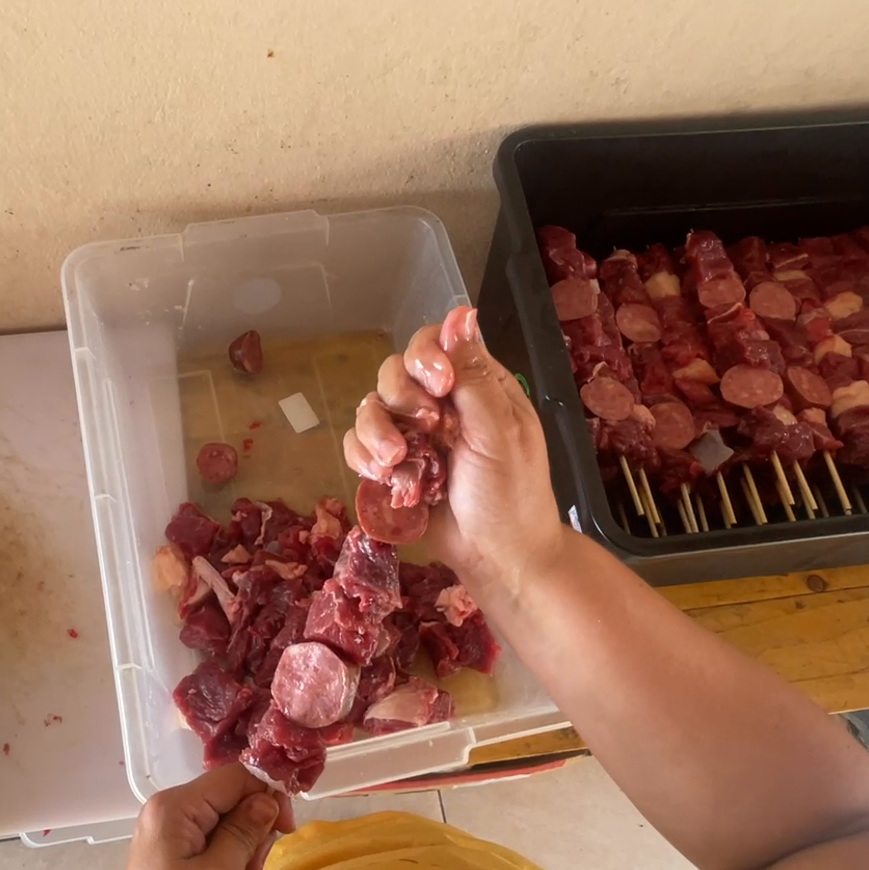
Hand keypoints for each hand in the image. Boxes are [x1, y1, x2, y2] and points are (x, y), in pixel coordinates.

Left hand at [83, 764, 295, 869]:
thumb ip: (244, 832)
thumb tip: (267, 799)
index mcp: (175, 807)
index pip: (235, 775)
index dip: (267, 792)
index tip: (287, 828)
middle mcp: (168, 806)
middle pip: (229, 791)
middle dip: (256, 819)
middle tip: (260, 862)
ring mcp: (166, 825)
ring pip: (223, 811)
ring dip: (245, 835)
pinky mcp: (169, 844)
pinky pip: (210, 829)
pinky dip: (230, 845)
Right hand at [343, 305, 567, 596]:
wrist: (496, 557)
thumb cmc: (510, 493)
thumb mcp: (499, 431)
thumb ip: (473, 376)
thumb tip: (460, 312)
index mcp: (474, 387)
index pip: (434, 344)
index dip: (425, 356)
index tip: (438, 384)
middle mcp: (439, 405)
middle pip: (393, 372)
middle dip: (400, 398)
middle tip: (424, 427)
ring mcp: (411, 437)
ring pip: (370, 408)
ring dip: (375, 432)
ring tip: (395, 464)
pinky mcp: (390, 468)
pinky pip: (358, 447)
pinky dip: (362, 458)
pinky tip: (382, 478)